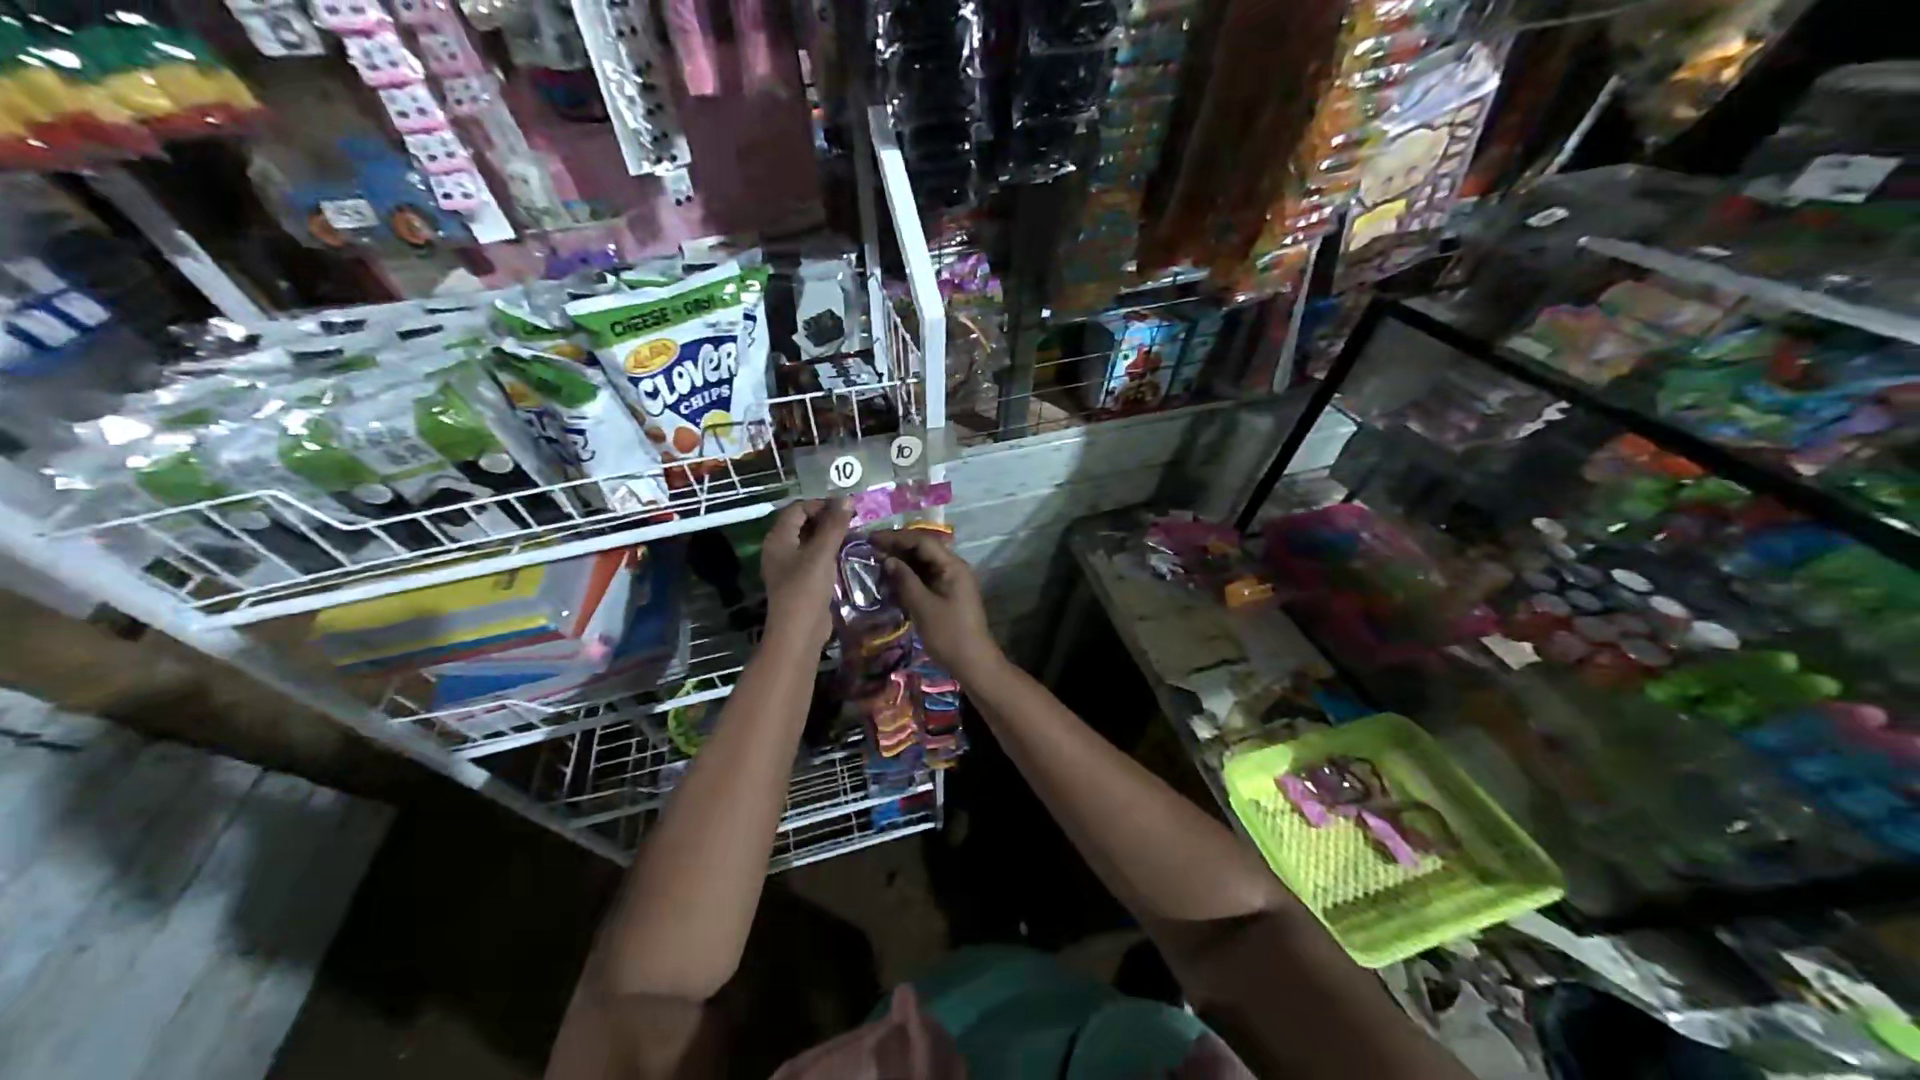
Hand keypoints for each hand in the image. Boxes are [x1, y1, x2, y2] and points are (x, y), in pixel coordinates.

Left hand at [761, 498, 851, 648]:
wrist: (798, 632)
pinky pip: (813, 558)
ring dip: (828, 535)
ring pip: (809, 541)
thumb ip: (834, 525)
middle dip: (826, 518)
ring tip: (852, 534)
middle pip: (802, 523)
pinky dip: (828, 551)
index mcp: (778, 538)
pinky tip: (844, 554)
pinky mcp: (800, 581)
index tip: (845, 508)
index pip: (797, 509)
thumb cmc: (806, 588)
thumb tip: (846, 499)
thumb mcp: (822, 553)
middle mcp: (779, 549)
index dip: (820, 504)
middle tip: (852, 519)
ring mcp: (789, 566)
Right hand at [870, 528, 1002, 678]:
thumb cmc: (949, 634)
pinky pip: (925, 577)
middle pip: (922, 549)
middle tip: (870, 548)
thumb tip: (888, 559)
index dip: (895, 538)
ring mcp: (951, 581)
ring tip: (876, 561)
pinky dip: (908, 576)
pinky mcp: (946, 594)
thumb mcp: (923, 606)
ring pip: (922, 563)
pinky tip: (890, 579)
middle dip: (897, 547)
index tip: (871, 539)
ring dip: (901, 561)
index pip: (922, 541)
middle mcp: (953, 568)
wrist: (972, 663)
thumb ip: (905, 580)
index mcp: (952, 566)